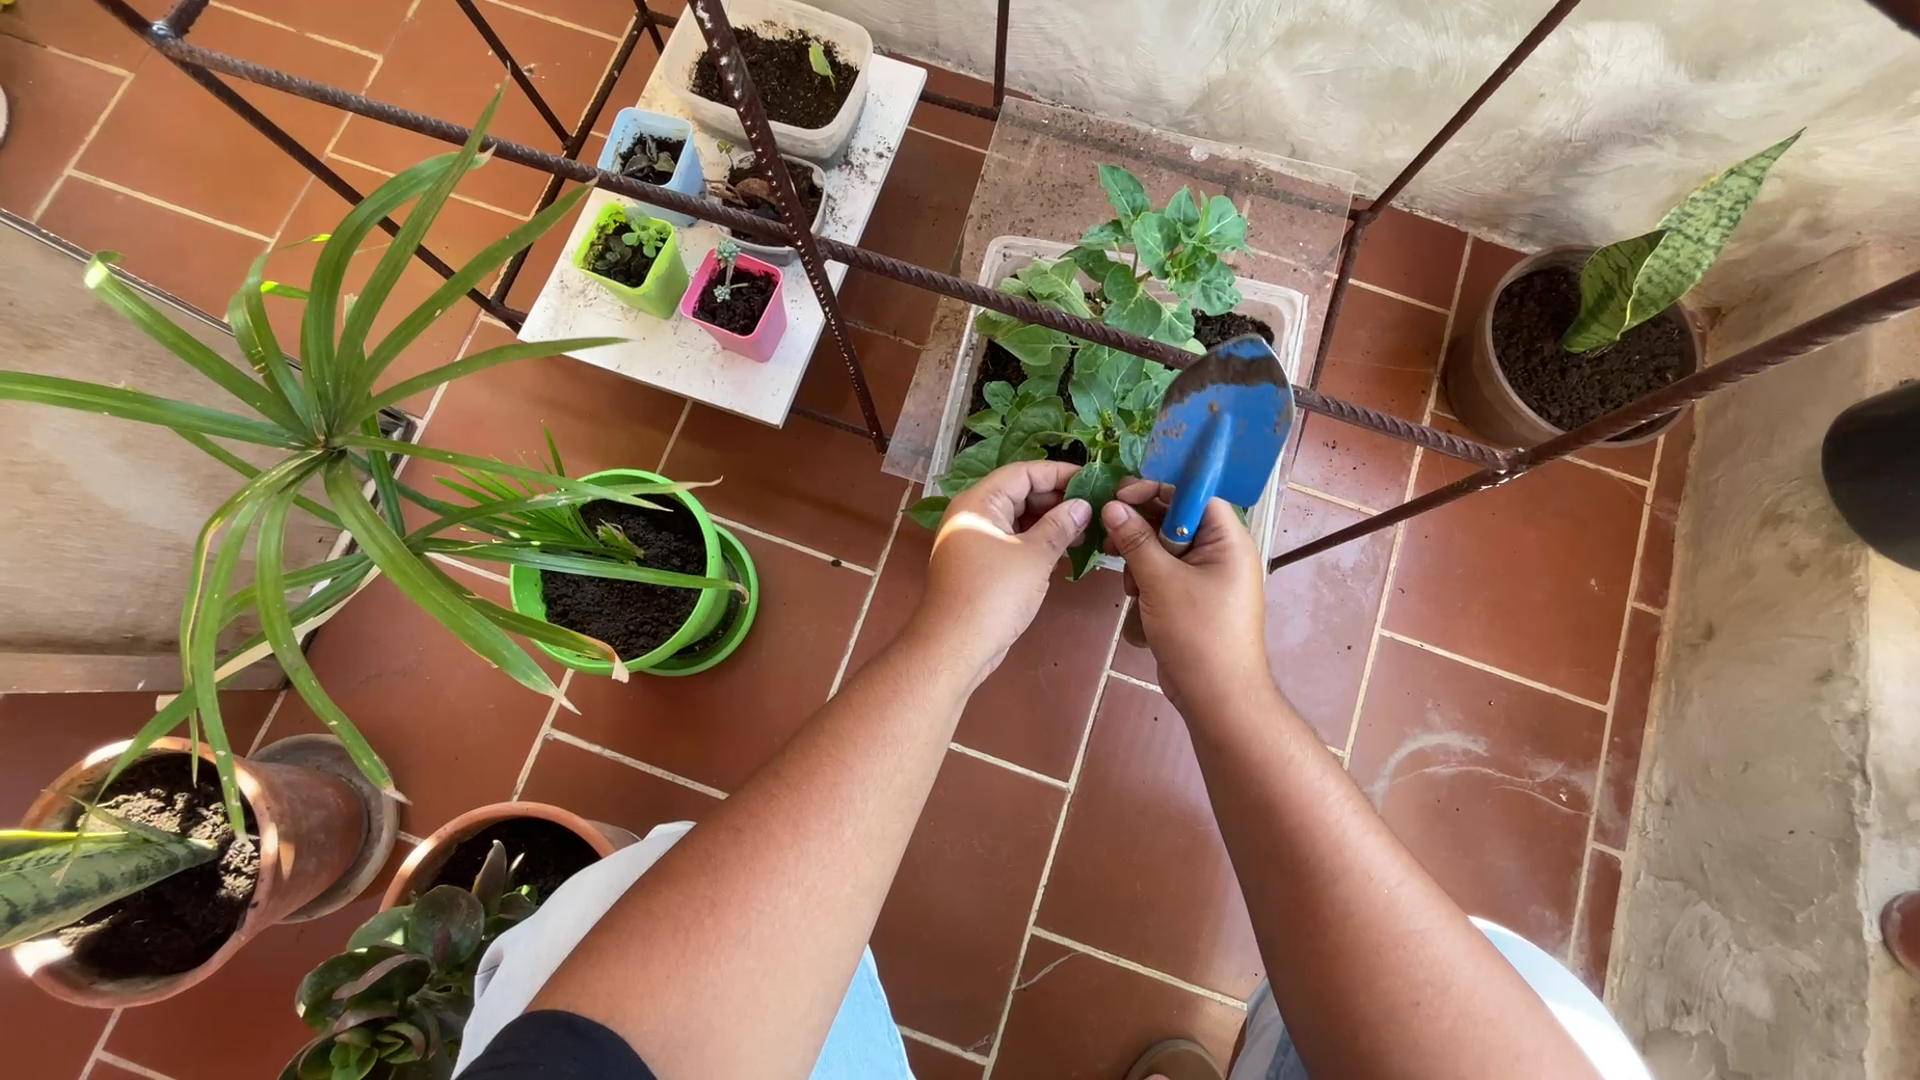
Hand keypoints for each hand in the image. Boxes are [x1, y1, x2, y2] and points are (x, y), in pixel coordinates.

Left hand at [912, 461, 1091, 679]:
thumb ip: (1060, 526)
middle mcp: (973, 515)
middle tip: (1094, 507)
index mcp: (979, 502)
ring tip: (1087, 529)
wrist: (955, 645)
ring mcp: (975, 540)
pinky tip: (1066, 550)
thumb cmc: (993, 594)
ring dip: (1050, 523)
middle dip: (1057, 499)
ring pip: (1018, 519)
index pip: (1023, 472)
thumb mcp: (1034, 556)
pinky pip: (1013, 541)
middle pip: (1020, 493)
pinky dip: (1037, 542)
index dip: (1059, 472)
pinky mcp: (981, 565)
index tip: (1093, 480)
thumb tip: (1082, 506)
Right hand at [1102, 479, 1269, 716]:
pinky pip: (1166, 573)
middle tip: (1109, 531)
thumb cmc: (1197, 633)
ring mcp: (1208, 577)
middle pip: (1176, 519)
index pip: (1195, 494)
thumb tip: (1112, 506)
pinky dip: (1147, 578)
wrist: (1217, 696)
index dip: (1158, 489)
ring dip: (1141, 557)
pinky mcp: (1193, 598)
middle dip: (1142, 527)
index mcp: (1228, 540)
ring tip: (1129, 580)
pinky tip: (1135, 595)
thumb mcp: (1161, 581)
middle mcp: (1222, 553)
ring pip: (1166, 548)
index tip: (1122, 496)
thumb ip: (1135, 540)